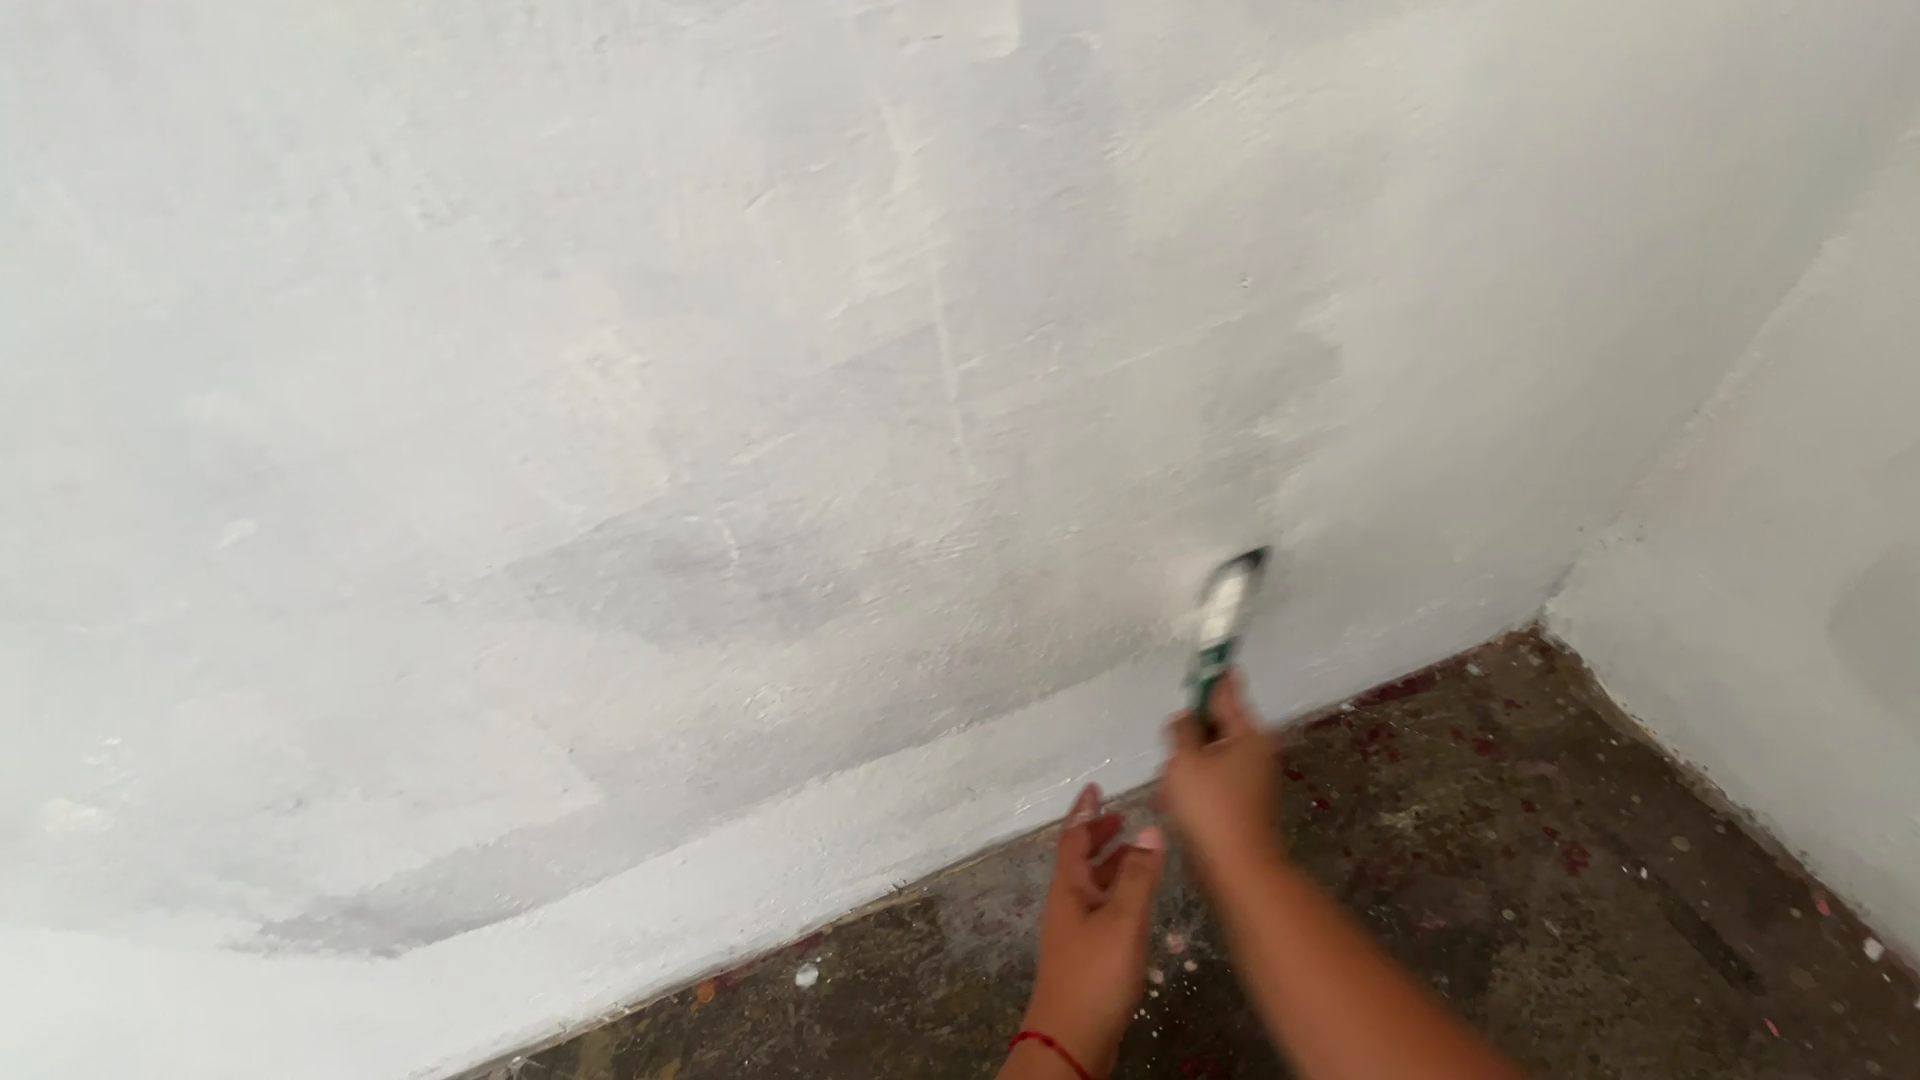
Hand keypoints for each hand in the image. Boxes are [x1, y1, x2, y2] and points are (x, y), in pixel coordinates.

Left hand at [1016, 783, 1164, 1078]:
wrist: (1071, 1040)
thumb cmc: (1095, 974)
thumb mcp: (1123, 921)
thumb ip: (1139, 876)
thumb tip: (1150, 829)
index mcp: (1068, 887)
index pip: (1073, 837)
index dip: (1085, 811)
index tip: (1096, 788)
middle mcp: (1066, 902)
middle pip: (1079, 858)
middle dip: (1098, 835)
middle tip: (1122, 817)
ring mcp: (1073, 929)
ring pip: (1091, 884)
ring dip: (1111, 863)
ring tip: (1137, 851)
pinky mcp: (1084, 954)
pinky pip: (1100, 907)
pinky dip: (1117, 892)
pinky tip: (1136, 901)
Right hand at [1162, 672, 1282, 883]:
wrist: (1235, 869)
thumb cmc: (1209, 807)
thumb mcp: (1184, 759)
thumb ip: (1182, 729)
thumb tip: (1187, 717)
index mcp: (1248, 734)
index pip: (1227, 690)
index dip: (1210, 674)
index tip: (1200, 660)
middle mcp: (1255, 751)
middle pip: (1215, 725)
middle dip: (1188, 736)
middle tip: (1171, 752)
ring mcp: (1250, 778)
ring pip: (1208, 756)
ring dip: (1185, 766)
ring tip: (1170, 788)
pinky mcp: (1240, 802)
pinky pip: (1210, 781)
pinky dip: (1192, 788)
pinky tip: (1175, 805)